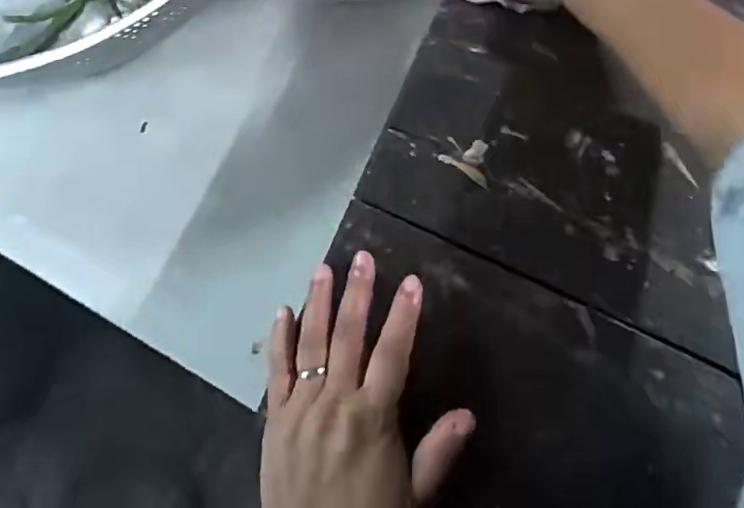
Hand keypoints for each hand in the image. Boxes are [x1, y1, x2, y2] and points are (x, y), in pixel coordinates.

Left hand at [262, 251, 474, 507]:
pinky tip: (283, 309)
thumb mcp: (411, 494)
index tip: (412, 282)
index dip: (404, 316)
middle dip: (359, 293)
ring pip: (311, 342)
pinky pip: (277, 369)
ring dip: (319, 302)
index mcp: (372, 418)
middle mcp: (336, 402)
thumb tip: (468, 414)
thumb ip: (437, 452)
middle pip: (349, 336)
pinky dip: (279, 337)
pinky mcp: (275, 416)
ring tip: (324, 269)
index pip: (392, 354)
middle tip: (364, 258)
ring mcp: (302, 406)